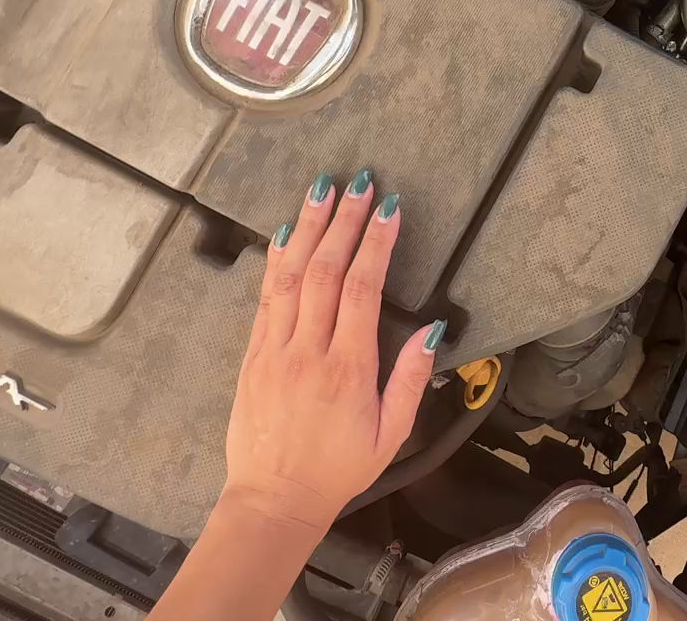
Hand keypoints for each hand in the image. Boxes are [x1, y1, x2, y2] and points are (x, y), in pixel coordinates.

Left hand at [220, 171, 436, 536]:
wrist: (270, 503)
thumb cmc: (340, 467)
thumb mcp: (391, 434)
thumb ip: (412, 379)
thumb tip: (434, 329)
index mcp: (347, 367)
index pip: (362, 289)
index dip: (376, 243)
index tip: (388, 208)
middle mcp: (307, 349)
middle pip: (325, 271)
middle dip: (343, 221)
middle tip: (358, 183)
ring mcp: (273, 349)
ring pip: (290, 276)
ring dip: (307, 228)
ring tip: (320, 190)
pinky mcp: (251, 355)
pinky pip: (265, 298)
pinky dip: (275, 260)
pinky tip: (284, 232)